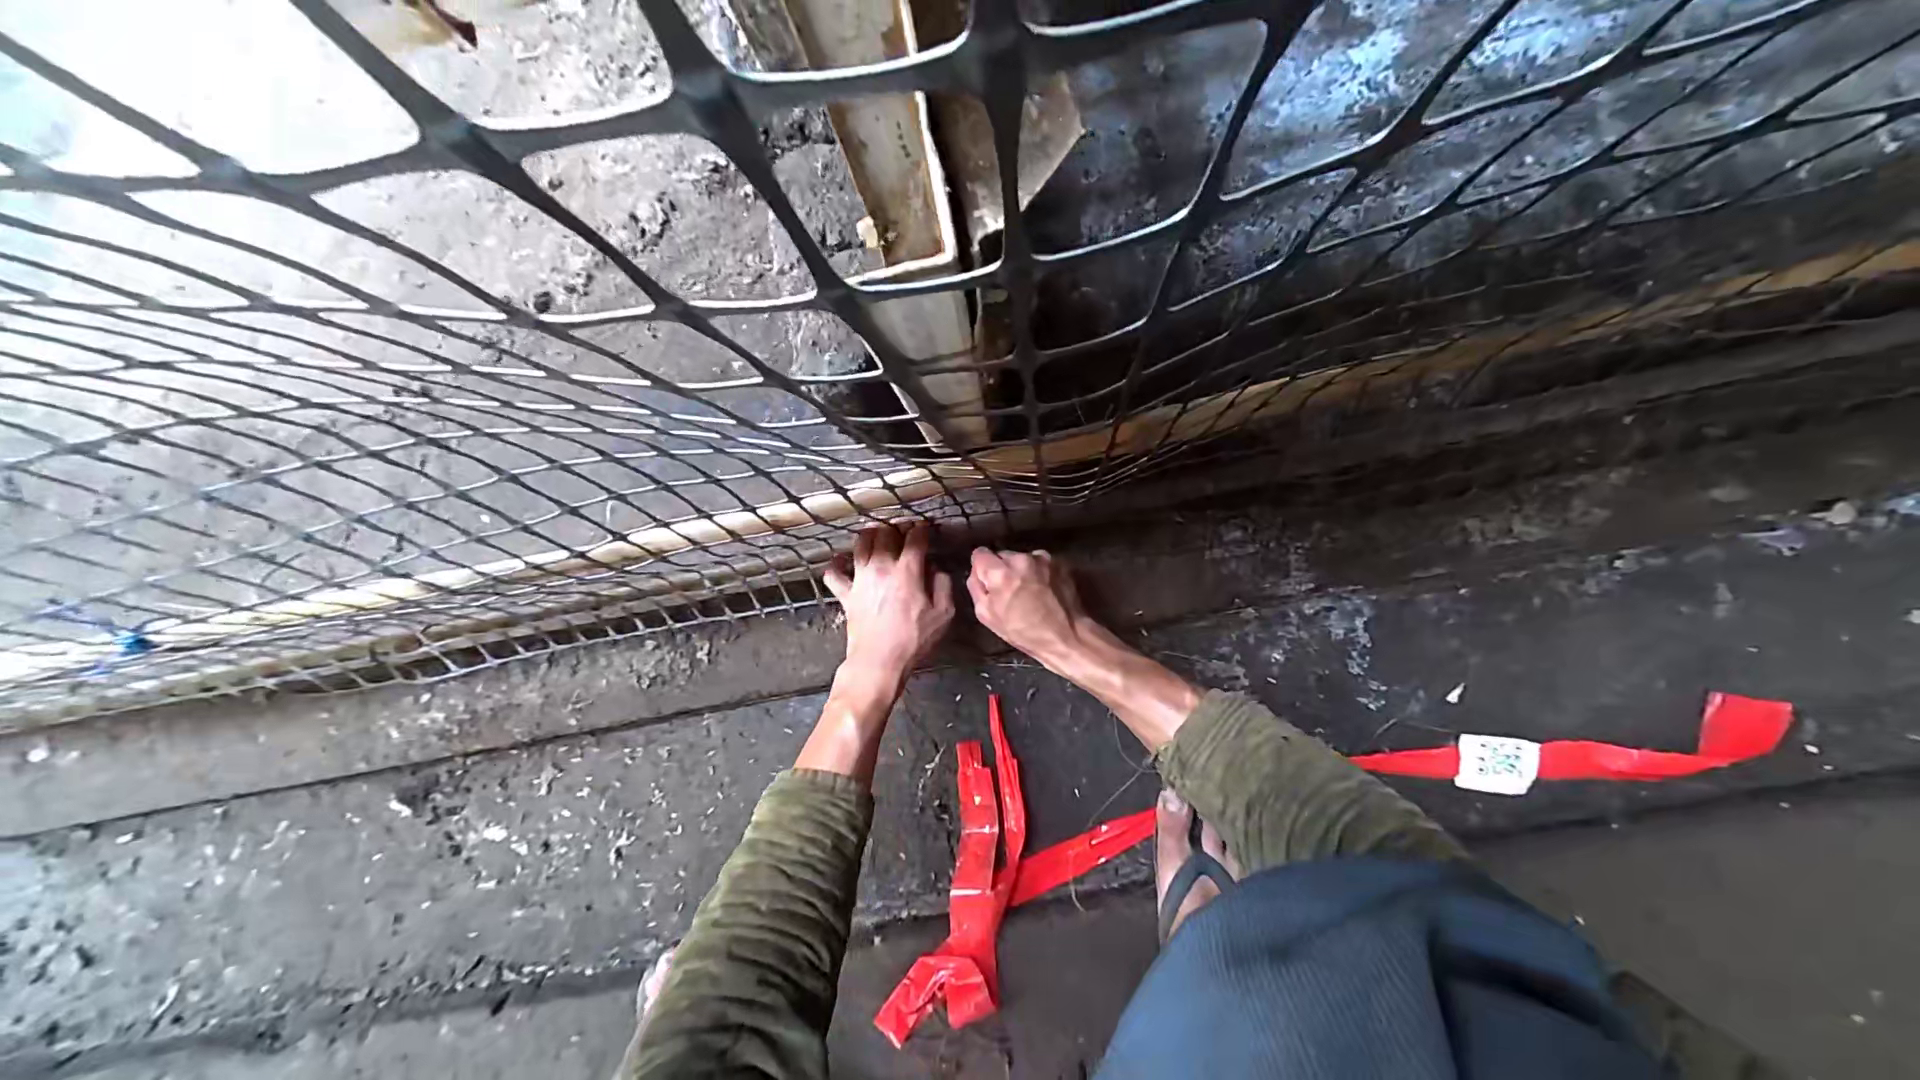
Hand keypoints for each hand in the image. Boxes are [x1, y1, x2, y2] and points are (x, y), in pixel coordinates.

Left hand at [823, 523, 954, 684]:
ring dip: (871, 536)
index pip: (915, 538)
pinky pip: (834, 572)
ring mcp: (860, 579)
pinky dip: (837, 563)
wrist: (879, 661)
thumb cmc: (913, 640)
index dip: (922, 529)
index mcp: (907, 571)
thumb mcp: (943, 614)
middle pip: (886, 533)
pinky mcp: (845, 594)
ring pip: (861, 543)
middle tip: (904, 531)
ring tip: (878, 536)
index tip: (926, 529)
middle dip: (897, 527)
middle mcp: (881, 568)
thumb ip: (943, 585)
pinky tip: (842, 561)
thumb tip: (936, 569)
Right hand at [967, 547, 1090, 666]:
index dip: (981, 568)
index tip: (988, 581)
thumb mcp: (987, 616)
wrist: (1066, 636)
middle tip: (1010, 592)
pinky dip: (1039, 572)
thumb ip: (976, 588)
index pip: (979, 553)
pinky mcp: (1059, 562)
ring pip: (1022, 558)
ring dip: (1022, 570)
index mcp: (1000, 572)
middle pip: (1002, 556)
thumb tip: (977, 573)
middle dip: (1003, 570)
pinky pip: (1040, 563)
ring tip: (1030, 593)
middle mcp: (1021, 559)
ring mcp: (1043, 559)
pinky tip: (1044, 590)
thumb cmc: (1024, 632)